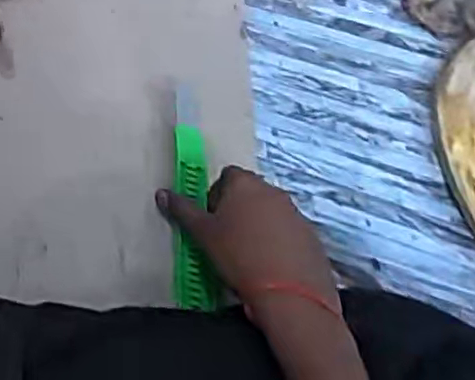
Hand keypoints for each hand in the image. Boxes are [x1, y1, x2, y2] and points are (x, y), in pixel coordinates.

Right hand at [156, 167, 338, 316]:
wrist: (292, 298)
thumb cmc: (240, 257)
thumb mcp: (203, 234)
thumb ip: (182, 210)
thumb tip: (161, 193)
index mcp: (244, 182)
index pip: (226, 176)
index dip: (216, 196)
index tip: (212, 221)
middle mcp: (272, 190)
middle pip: (249, 193)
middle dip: (238, 210)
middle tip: (228, 238)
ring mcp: (296, 213)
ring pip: (271, 213)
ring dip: (260, 226)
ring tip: (251, 256)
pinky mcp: (313, 238)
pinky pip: (290, 233)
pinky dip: (281, 243)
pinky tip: (273, 267)